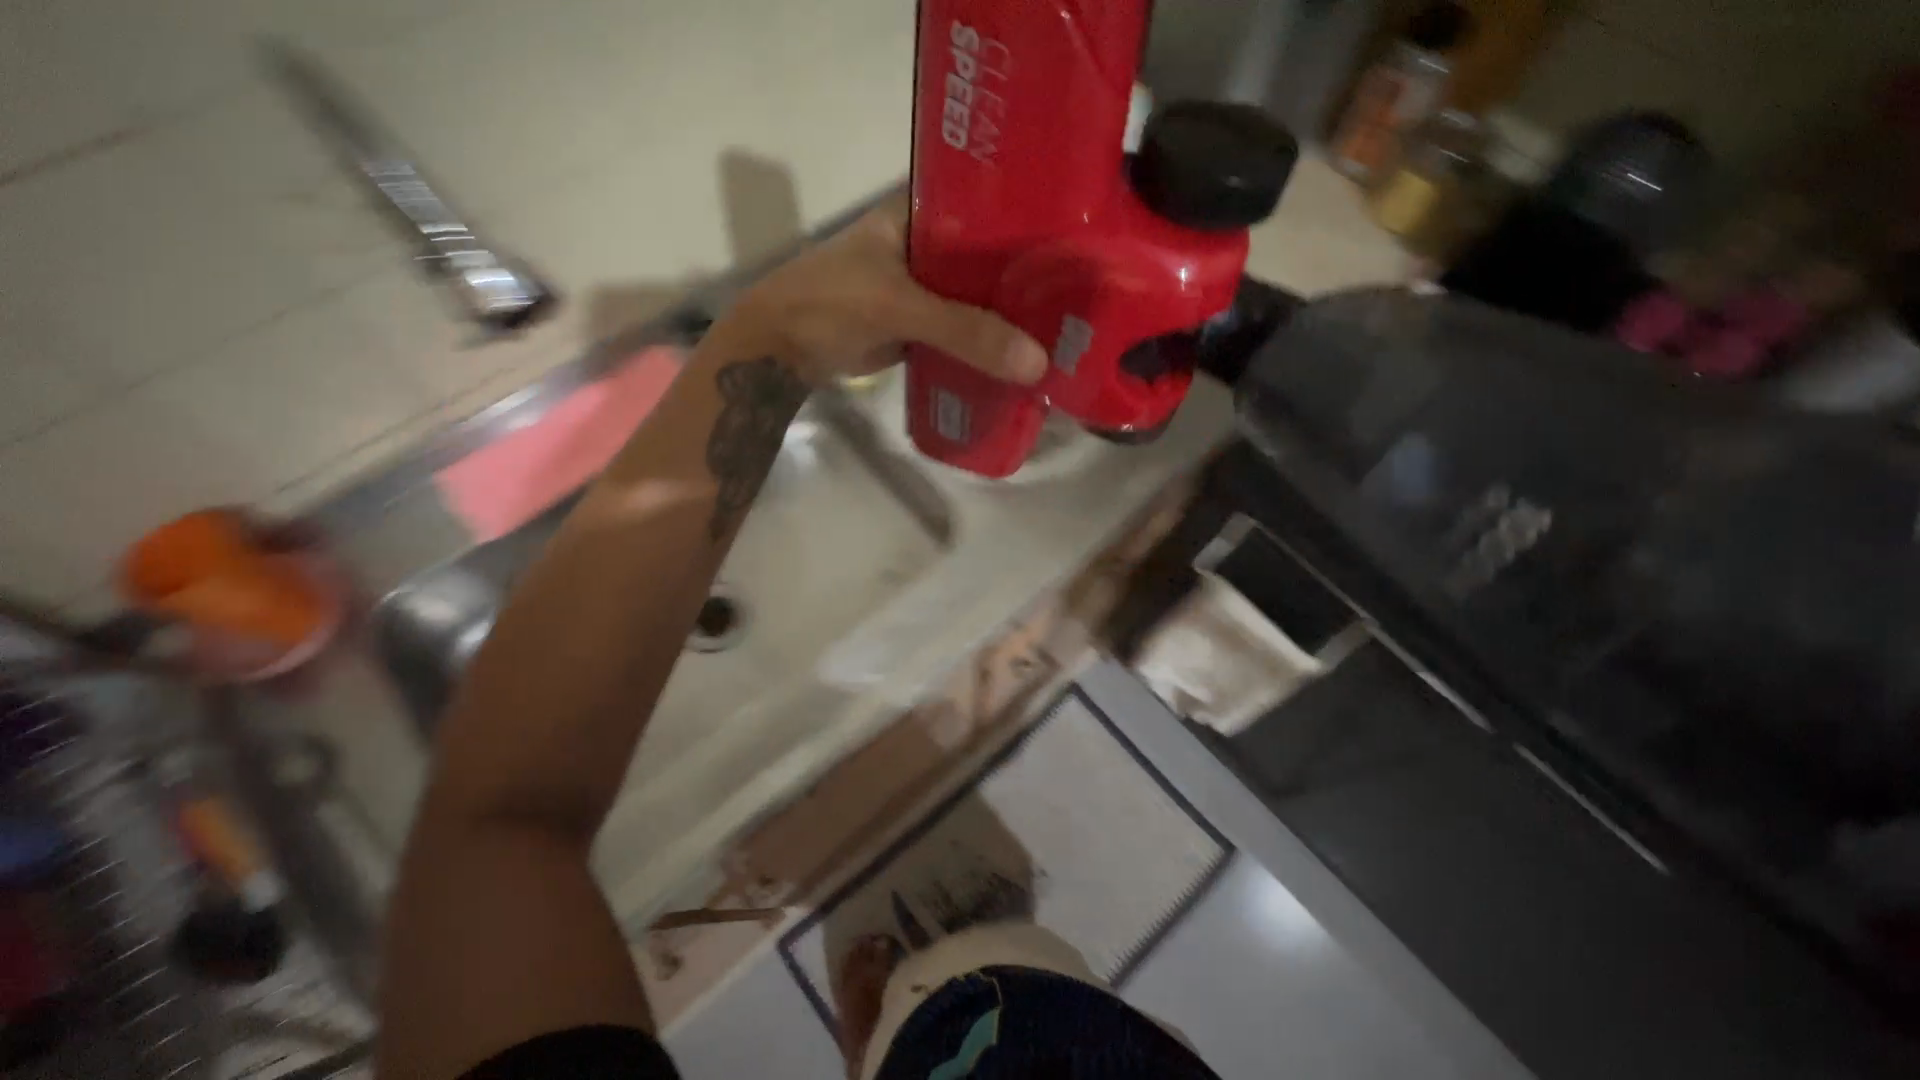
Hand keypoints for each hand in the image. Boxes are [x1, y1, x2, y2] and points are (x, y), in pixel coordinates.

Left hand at [727, 196, 1048, 386]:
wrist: (778, 353)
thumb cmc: (828, 304)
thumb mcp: (897, 307)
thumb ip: (964, 331)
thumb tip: (1037, 363)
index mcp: (918, 214)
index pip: (986, 202)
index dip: (1029, 214)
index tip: (1080, 229)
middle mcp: (926, 244)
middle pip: (989, 255)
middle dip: (1029, 271)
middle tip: (1088, 286)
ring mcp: (923, 288)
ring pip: (979, 296)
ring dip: (1011, 311)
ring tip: (1072, 321)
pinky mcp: (919, 325)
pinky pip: (963, 331)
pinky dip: (988, 343)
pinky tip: (1028, 353)